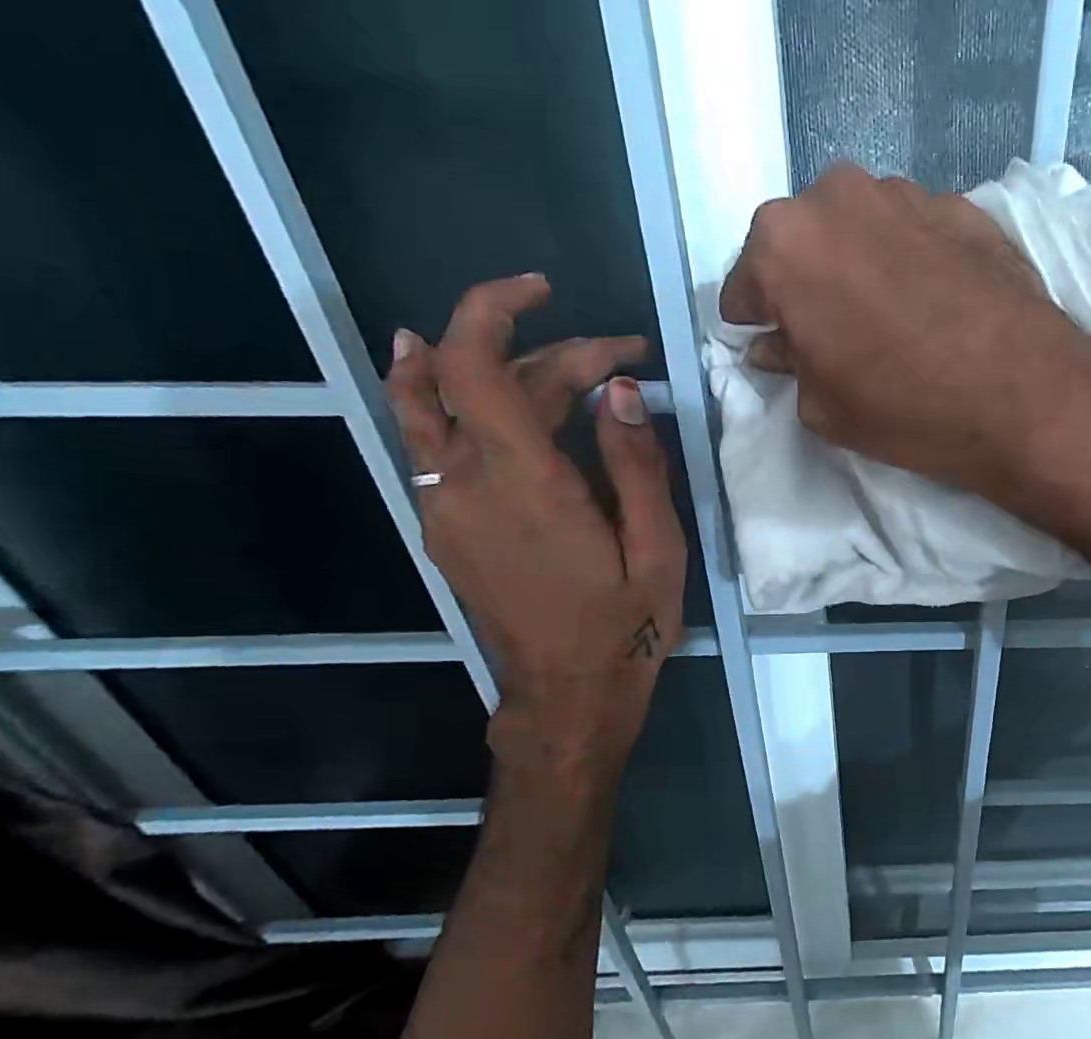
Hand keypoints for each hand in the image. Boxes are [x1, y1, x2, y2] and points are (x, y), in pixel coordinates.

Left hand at [385, 273, 686, 768]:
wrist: (566, 695)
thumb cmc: (626, 625)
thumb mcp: (656, 548)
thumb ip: (637, 465)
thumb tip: (622, 390)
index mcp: (526, 486)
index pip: (478, 368)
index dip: (497, 309)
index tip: (547, 291)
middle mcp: (466, 486)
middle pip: (477, 383)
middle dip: (548, 354)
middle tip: (622, 363)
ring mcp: (445, 508)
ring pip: (434, 408)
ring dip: (476, 361)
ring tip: (522, 336)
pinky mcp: (445, 528)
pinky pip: (435, 445)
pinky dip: (449, 401)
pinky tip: (467, 386)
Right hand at [718, 164, 1090, 540]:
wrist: (1023, 392)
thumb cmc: (905, 406)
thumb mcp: (825, 407)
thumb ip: (790, 365)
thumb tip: (778, 345)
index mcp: (783, 243)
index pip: (746, 285)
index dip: (759, 321)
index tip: (779, 345)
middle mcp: (837, 196)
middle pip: (803, 244)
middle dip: (809, 284)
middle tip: (838, 333)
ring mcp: (907, 193)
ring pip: (860, 230)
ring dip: (862, 264)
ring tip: (896, 318)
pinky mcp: (964, 205)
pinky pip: (916, 233)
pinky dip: (914, 260)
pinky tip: (939, 303)